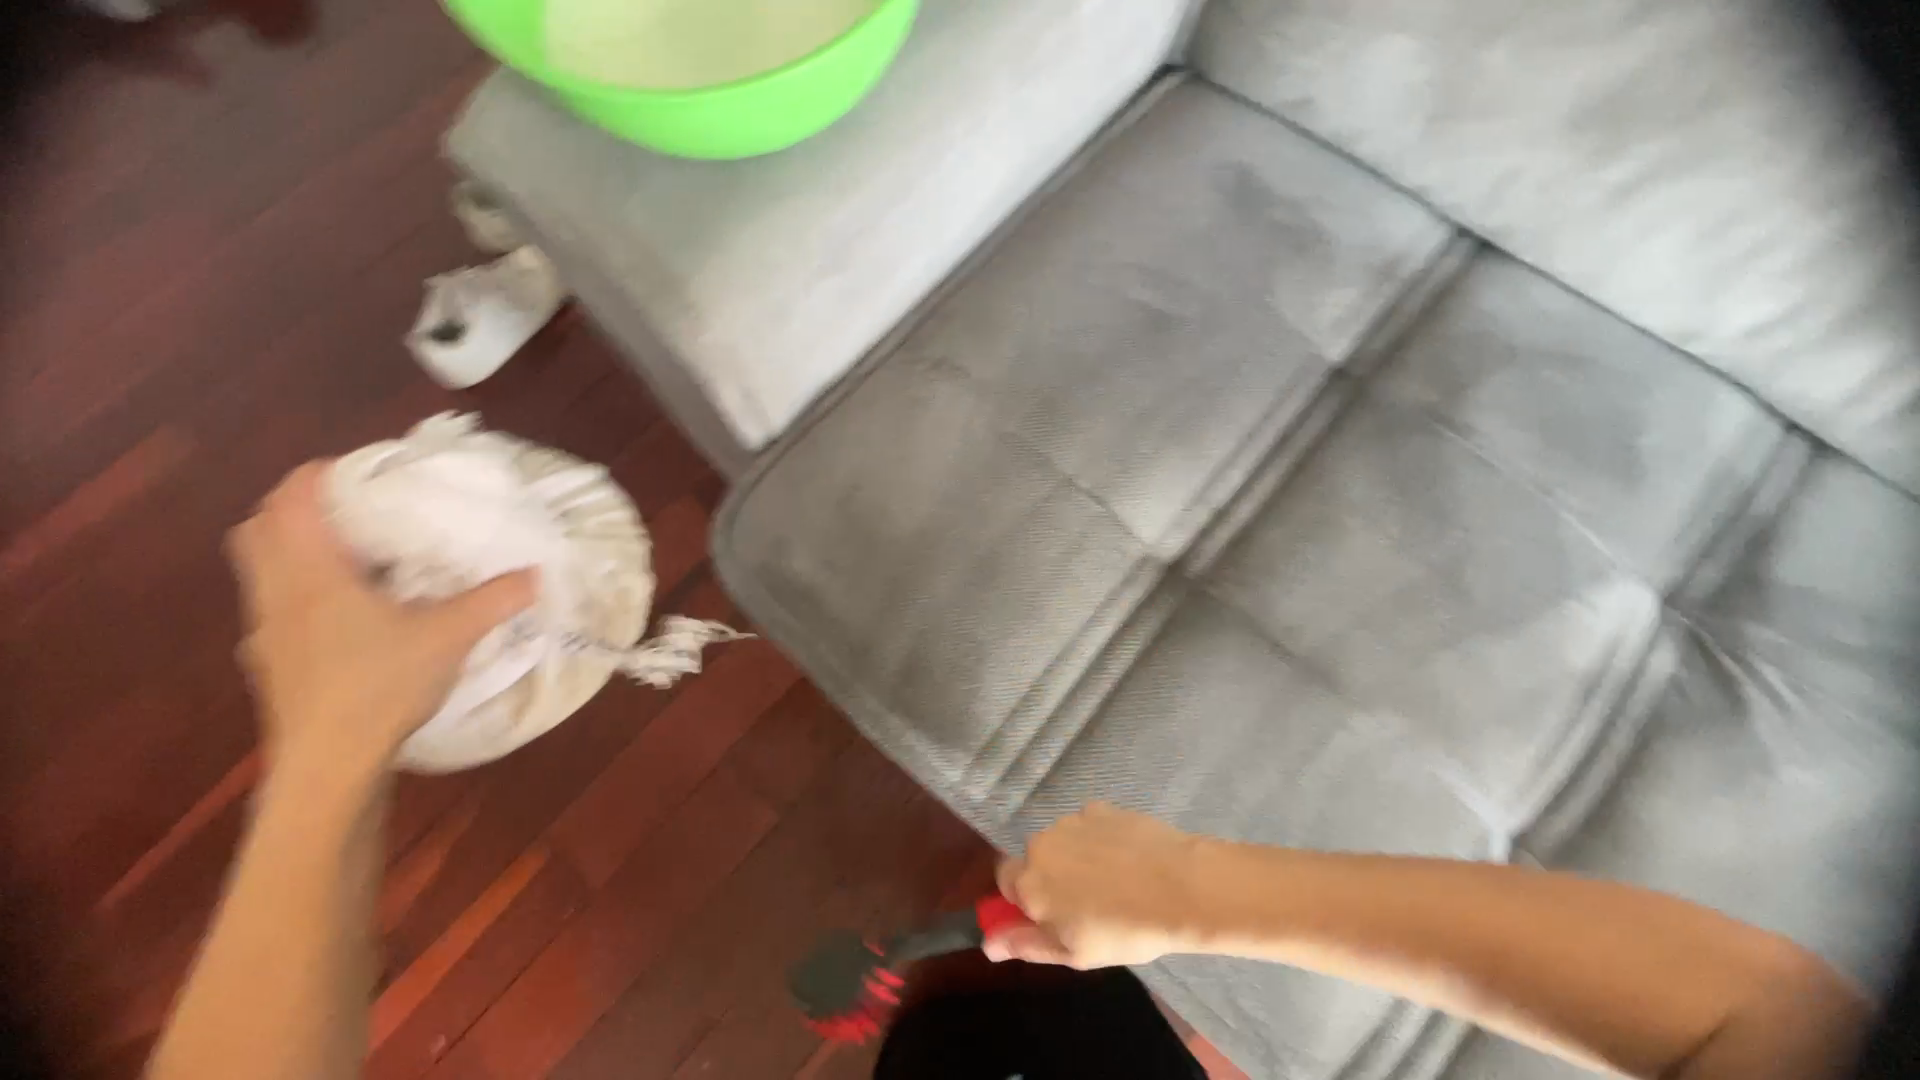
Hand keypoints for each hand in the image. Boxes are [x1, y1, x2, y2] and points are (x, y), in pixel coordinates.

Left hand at [226, 462, 536, 785]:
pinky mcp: (271, 663)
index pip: (292, 500)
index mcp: (312, 572)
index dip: (320, 474)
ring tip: (354, 559)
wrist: (328, 763)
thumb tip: (537, 573)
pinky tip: (347, 617)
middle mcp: (277, 593)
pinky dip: (300, 593)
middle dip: (296, 509)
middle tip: (352, 511)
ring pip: (261, 570)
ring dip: (294, 551)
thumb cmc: (381, 685)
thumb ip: (494, 599)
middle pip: (258, 528)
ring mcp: (266, 631)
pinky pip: (275, 606)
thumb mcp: (451, 636)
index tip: (363, 471)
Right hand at [988, 802, 1210, 968]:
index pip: (1006, 881)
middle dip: (1052, 877)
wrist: (1181, 888)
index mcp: (1029, 882)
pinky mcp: (1101, 808)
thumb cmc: (1124, 931)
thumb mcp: (1073, 953)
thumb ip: (1025, 944)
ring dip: (1076, 857)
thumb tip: (987, 944)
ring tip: (1114, 882)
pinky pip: (1089, 825)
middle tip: (1086, 904)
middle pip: (1035, 859)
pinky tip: (1127, 859)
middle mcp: (1041, 844)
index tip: (1051, 914)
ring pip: (1063, 841)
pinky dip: (1100, 839)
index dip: (1024, 898)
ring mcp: (1072, 821)